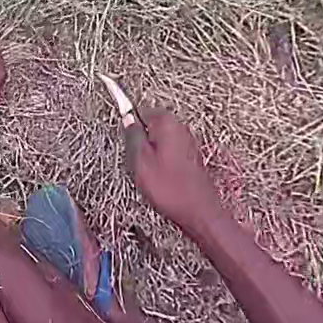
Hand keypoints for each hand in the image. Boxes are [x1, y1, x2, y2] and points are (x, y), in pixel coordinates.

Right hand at [124, 107, 223, 232]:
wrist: (198, 212)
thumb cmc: (171, 189)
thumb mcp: (139, 160)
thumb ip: (132, 135)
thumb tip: (127, 120)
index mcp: (167, 123)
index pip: (139, 110)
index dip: (129, 126)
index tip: (125, 138)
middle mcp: (180, 128)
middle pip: (149, 126)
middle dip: (140, 142)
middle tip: (137, 161)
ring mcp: (188, 142)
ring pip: (158, 142)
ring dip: (150, 154)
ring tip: (150, 174)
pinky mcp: (190, 157)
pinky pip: (168, 153)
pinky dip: (161, 163)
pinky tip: (161, 180)